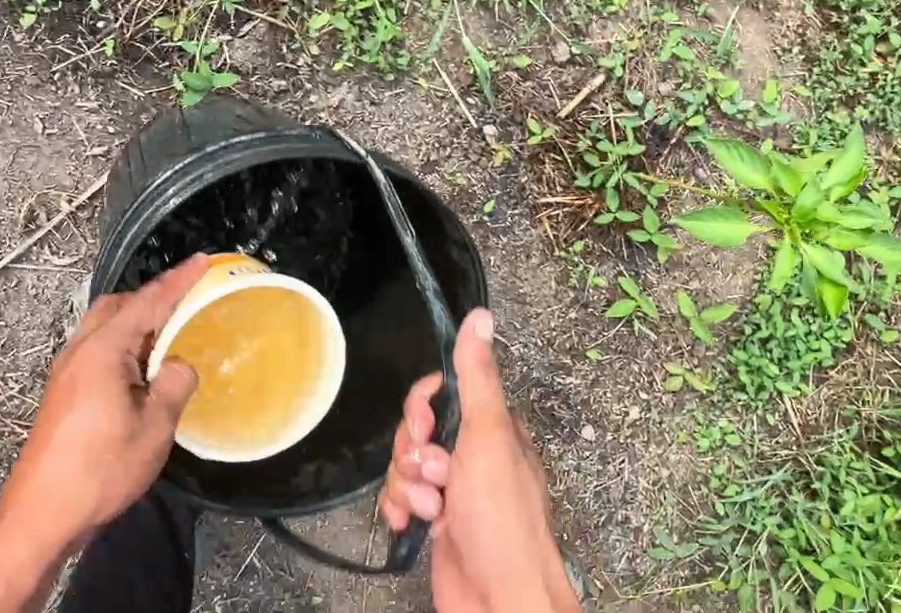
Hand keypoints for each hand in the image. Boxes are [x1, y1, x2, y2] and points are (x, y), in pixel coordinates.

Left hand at [0, 252, 209, 545]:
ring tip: (167, 341)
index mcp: (104, 349)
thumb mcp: (154, 428)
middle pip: (118, 305)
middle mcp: (80, 349)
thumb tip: (178, 365)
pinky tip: (140, 373)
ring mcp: (66, 371)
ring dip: (135, 324)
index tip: (203, 260)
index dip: (179, 280)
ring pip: (104, 327)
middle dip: (152, 298)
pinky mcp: (61, 392)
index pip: (149, 301)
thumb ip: (174, 384)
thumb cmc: (100, 470)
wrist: (40, 516)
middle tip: (185, 307)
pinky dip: (122, 346)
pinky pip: (96, 349)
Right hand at [379, 308, 579, 612]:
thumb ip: (477, 377)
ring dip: (409, 485)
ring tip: (432, 509)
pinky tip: (411, 523)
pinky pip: (399, 496)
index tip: (423, 423)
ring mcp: (451, 489)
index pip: (441, 392)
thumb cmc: (501, 518)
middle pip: (416, 428)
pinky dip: (399, 507)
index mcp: (490, 428)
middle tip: (435, 475)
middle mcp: (471, 454)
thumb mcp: (489, 436)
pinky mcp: (432, 520)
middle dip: (415, 452)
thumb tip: (480, 316)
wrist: (500, 602)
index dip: (422, 405)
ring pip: (404, 463)